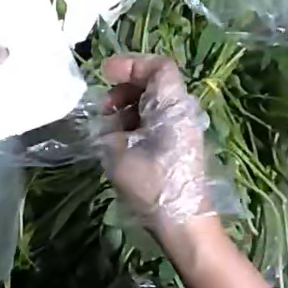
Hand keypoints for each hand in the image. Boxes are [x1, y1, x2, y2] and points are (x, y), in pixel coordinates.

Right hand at [97, 53, 216, 236]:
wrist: (184, 224)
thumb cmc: (153, 185)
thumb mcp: (119, 153)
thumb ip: (108, 129)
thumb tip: (106, 120)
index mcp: (172, 106)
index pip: (159, 66)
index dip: (131, 64)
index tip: (105, 75)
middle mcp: (181, 112)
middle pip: (154, 83)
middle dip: (124, 88)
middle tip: (104, 108)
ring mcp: (182, 130)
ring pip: (152, 104)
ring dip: (127, 109)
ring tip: (109, 129)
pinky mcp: (178, 146)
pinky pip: (155, 122)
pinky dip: (135, 124)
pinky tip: (120, 143)